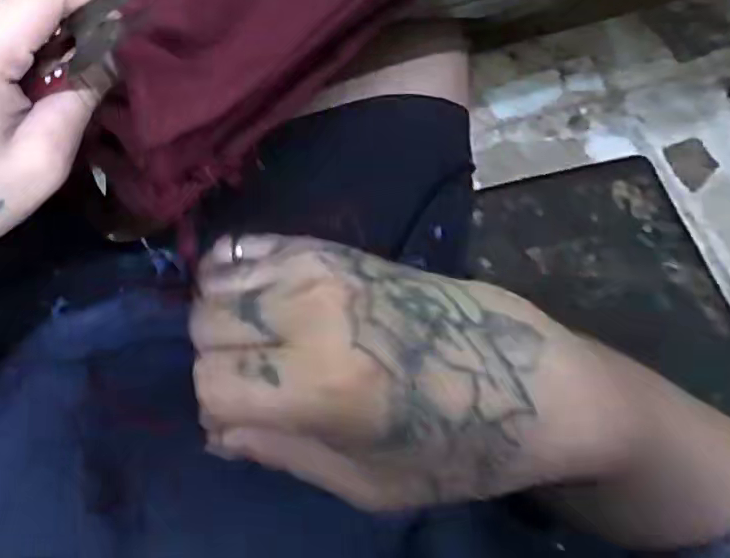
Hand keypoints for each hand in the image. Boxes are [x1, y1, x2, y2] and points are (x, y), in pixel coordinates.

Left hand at [0, 0, 108, 309]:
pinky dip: (7, 42)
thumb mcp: (44, 158)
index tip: (113, 41)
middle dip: (65, 24)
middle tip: (83, 73)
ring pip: (2, 8)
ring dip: (35, 34)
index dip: (90, 3)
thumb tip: (105, 54)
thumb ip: (81, 92)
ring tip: (44, 86)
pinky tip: (9, 85)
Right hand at [189, 235, 638, 511]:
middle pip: (202, 325)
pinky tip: (250, 296)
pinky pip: (234, 248)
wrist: (527, 375)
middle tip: (248, 376)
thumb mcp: (371, 485)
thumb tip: (213, 431)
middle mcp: (306, 315)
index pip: (212, 383)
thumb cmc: (456, 446)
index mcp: (323, 387)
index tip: (238, 416)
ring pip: (211, 285)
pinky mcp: (314, 243)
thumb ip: (281, 453)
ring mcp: (309, 269)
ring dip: (219, 316)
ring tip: (252, 336)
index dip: (215, 407)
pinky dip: (226, 274)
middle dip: (213, 358)